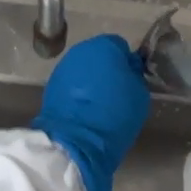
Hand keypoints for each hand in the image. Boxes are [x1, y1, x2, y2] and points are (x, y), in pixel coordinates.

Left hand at [32, 33, 151, 190]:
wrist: (75, 144)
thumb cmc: (114, 116)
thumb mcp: (139, 95)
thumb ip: (135, 74)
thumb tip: (130, 66)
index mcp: (105, 46)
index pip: (121, 47)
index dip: (127, 65)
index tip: (129, 83)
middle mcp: (81, 50)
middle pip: (100, 56)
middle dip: (107, 70)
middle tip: (115, 95)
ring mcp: (63, 67)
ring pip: (84, 70)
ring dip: (91, 82)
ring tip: (97, 106)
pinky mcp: (51, 86)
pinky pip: (71, 85)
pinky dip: (77, 94)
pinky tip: (83, 113)